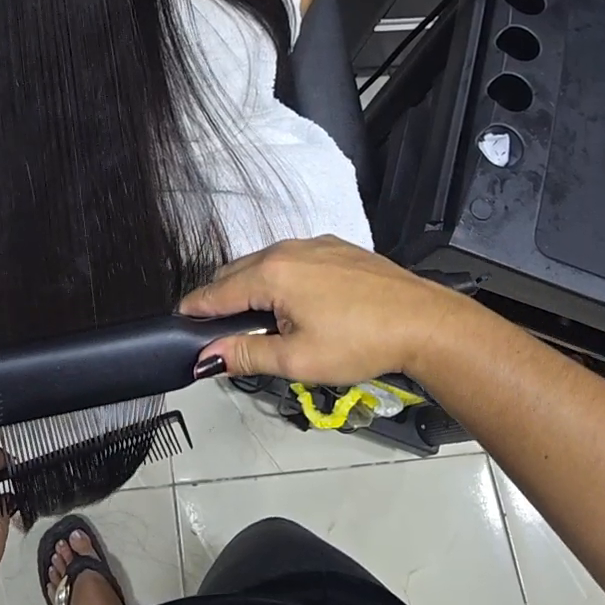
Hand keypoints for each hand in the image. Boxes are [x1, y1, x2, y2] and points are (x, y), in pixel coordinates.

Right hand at [180, 236, 470, 384]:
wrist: (424, 323)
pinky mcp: (336, 247)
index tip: (180, 323)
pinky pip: (292, 258)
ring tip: (259, 321)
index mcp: (271, 274)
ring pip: (264, 263)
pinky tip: (295, 304)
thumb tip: (207, 357)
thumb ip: (246, 355)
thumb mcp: (297, 360)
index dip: (194, 310)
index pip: (216, 292)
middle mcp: (287, 250)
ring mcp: (313, 244)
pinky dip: (280, 277)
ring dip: (251, 287)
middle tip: (220, 330)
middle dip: (221, 299)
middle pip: (235, 272)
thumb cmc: (361, 342)